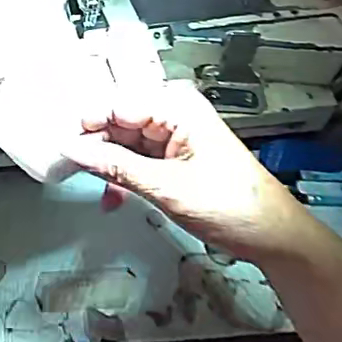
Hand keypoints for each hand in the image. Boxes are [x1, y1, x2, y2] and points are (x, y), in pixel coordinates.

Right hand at [61, 81, 307, 257]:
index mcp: (177, 106)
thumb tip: (76, 150)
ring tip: (94, 185)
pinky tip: (113, 195)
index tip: (66, 145)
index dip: (89, 124)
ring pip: (123, 140)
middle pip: (117, 119)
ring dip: (108, 165)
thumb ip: (116, 167)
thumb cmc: (238, 206)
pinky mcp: (173, 153)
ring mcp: (173, 133)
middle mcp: (174, 112)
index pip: (117, 104)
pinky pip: (136, 156)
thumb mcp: (167, 188)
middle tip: (71, 166)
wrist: (275, 237)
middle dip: (95, 145)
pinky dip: (122, 175)